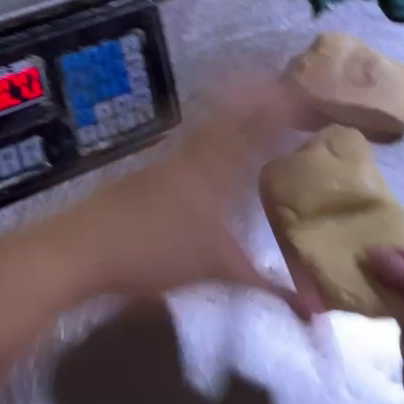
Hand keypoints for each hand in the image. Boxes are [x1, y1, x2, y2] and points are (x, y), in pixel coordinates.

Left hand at [22, 78, 313, 315]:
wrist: (83, 247)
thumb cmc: (154, 251)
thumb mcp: (218, 270)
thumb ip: (270, 286)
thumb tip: (319, 312)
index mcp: (217, 164)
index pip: (257, 122)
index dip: (284, 104)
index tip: (313, 93)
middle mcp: (196, 151)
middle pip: (233, 110)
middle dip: (263, 96)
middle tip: (293, 90)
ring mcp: (171, 158)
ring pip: (213, 122)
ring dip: (239, 109)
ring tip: (264, 105)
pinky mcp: (153, 171)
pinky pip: (197, 138)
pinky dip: (218, 129)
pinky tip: (220, 149)